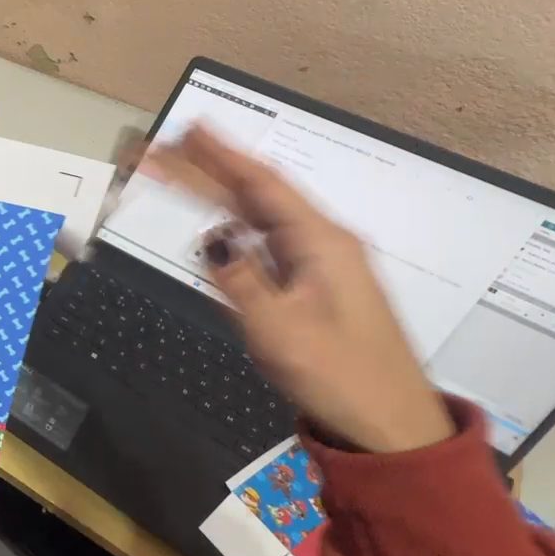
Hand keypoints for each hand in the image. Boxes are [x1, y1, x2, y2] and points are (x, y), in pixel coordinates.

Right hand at [140, 125, 453, 452]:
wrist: (390, 427)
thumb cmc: (337, 374)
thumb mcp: (280, 329)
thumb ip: (241, 279)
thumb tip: (209, 237)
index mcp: (320, 242)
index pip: (261, 185)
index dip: (221, 155)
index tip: (187, 128)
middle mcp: (322, 242)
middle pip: (256, 192)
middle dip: (209, 166)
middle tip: (165, 144)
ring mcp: (319, 262)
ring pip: (258, 213)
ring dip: (217, 190)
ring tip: (178, 169)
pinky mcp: (312, 283)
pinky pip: (264, 236)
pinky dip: (231, 218)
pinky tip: (216, 216)